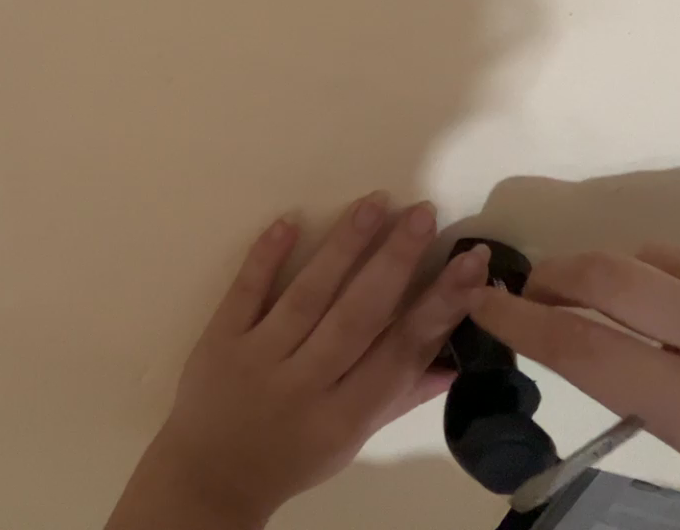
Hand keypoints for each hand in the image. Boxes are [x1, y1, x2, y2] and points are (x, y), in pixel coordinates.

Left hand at [105, 194, 489, 529]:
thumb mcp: (348, 441)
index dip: (440, 306)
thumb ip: (396, 397)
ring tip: (373, 203)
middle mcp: (305, 382)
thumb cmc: (291, 457)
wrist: (210, 477)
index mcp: (345, 416)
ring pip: (308, 294)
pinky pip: (246, 291)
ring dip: (343, 246)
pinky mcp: (220, 338)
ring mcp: (258, 356)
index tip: (470, 263)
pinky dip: (266, 255)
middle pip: (358, 314)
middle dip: (395, 261)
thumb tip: (453, 363)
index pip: (401, 352)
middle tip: (423, 213)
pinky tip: (289, 219)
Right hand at [469, 242, 679, 529]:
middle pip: (609, 275)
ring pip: (661, 252)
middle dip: (557, 275)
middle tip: (539, 286)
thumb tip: (576, 326)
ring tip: (647, 306)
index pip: (583, 349)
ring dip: (632, 274)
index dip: (518, 321)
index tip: (483, 302)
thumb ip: (643, 388)